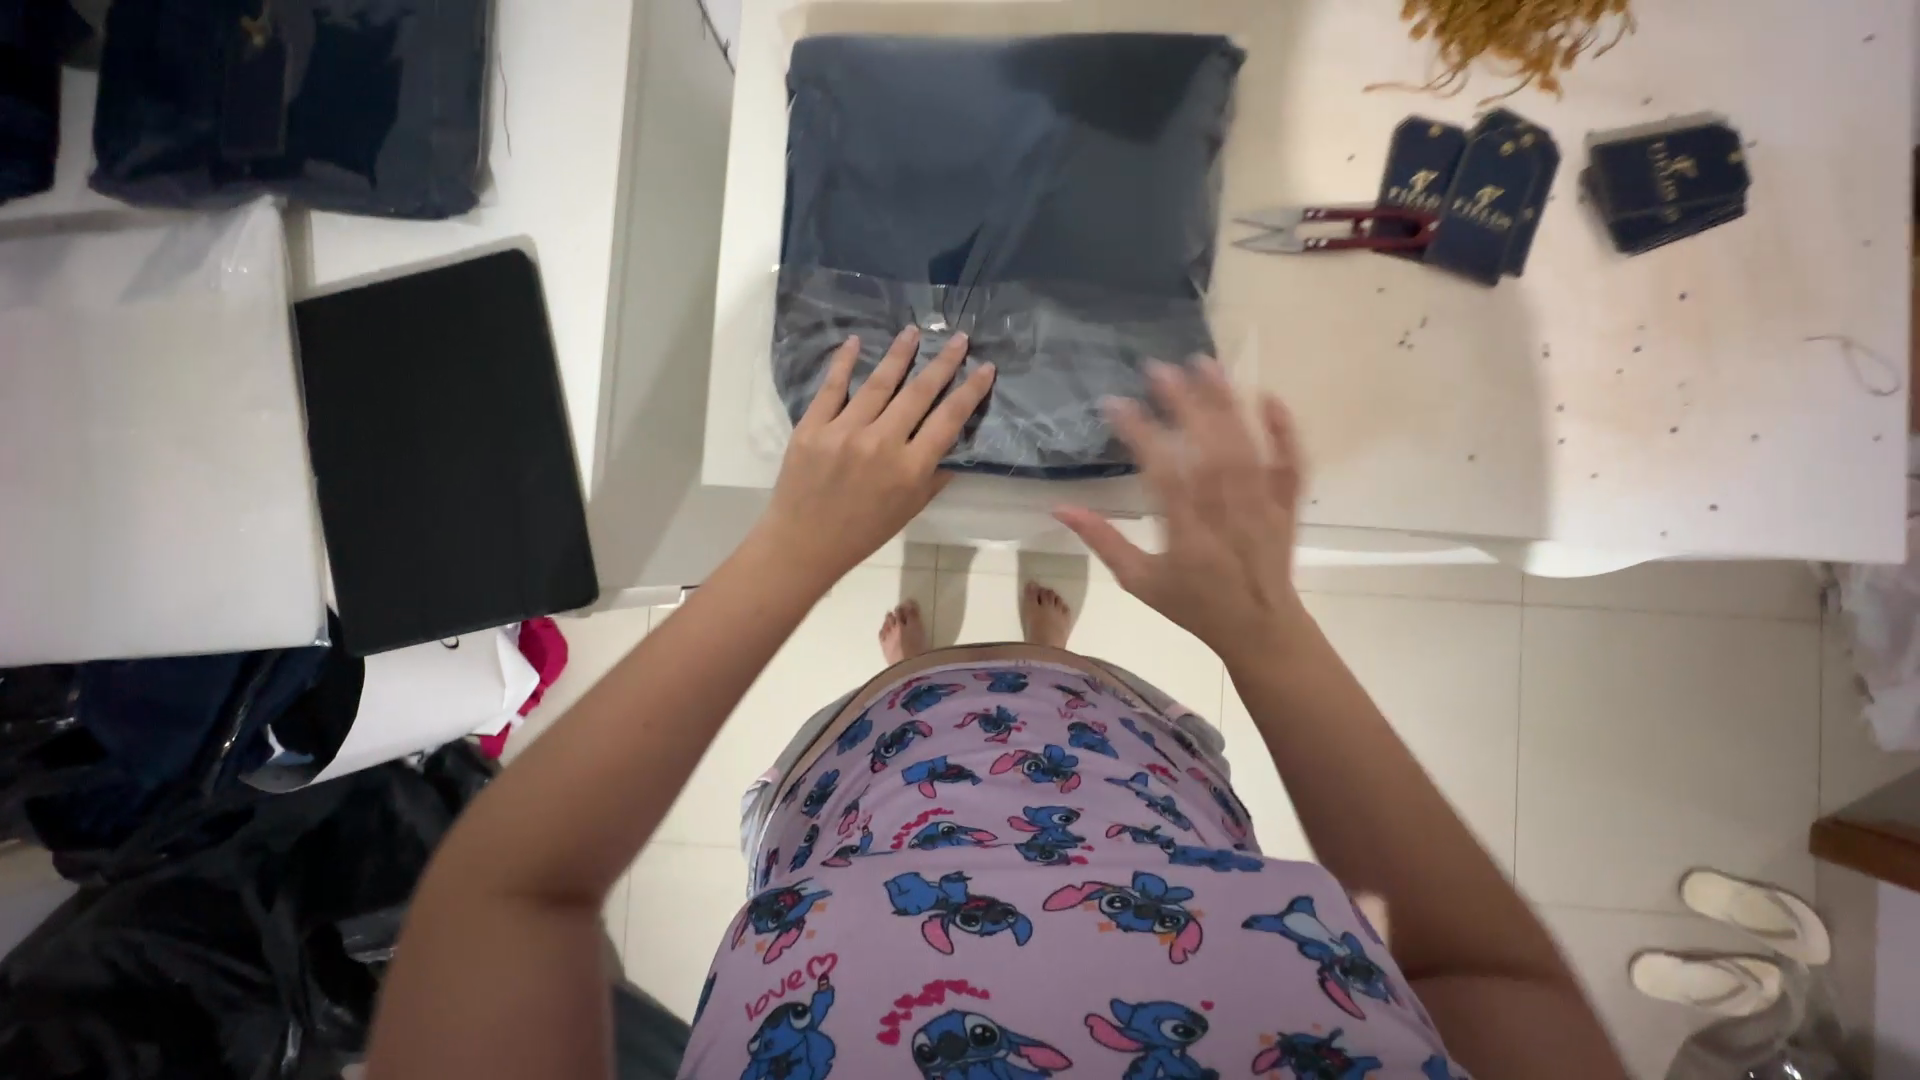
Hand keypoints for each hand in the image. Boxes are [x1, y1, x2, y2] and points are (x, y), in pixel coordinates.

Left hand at [761, 326, 994, 580]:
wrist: (804, 544)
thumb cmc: (863, 532)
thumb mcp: (909, 510)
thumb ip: (933, 476)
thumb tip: (953, 445)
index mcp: (910, 469)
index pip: (949, 419)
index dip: (971, 390)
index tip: (986, 368)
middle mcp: (881, 444)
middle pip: (919, 392)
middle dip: (943, 362)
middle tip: (959, 338)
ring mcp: (844, 432)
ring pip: (879, 383)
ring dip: (900, 353)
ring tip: (913, 331)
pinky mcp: (812, 427)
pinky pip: (832, 388)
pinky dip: (844, 362)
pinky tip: (856, 342)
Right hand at [1053, 359, 1309, 664]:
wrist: (1260, 629)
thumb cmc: (1194, 605)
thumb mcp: (1139, 582)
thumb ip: (1102, 541)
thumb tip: (1060, 507)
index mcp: (1188, 536)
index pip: (1162, 474)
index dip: (1138, 435)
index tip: (1114, 403)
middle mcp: (1228, 515)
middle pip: (1208, 451)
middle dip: (1185, 405)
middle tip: (1159, 369)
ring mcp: (1263, 507)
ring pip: (1246, 448)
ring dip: (1226, 404)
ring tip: (1204, 364)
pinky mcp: (1287, 505)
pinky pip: (1291, 465)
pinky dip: (1284, 431)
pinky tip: (1267, 397)